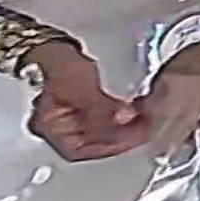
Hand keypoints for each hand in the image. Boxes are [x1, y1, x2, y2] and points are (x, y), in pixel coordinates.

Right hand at [25, 43, 146, 160]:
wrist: (59, 50)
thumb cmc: (61, 67)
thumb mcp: (80, 87)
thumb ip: (99, 106)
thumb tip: (125, 119)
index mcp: (48, 127)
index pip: (77, 150)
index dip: (108, 148)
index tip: (136, 138)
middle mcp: (61, 128)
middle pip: (94, 143)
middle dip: (123, 138)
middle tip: (150, 127)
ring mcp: (77, 119)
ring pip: (105, 133)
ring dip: (129, 128)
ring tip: (150, 119)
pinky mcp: (93, 109)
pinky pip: (112, 120)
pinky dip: (129, 118)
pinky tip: (144, 112)